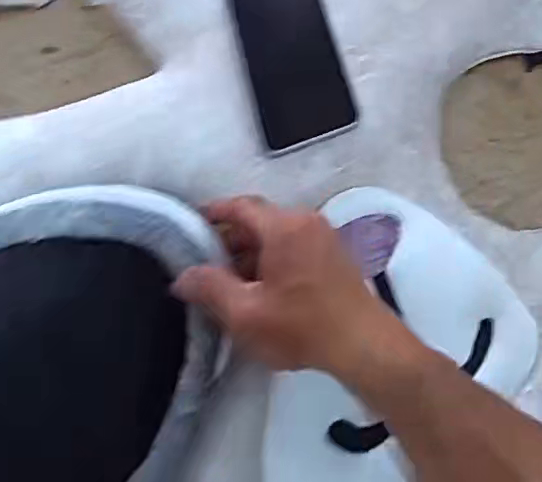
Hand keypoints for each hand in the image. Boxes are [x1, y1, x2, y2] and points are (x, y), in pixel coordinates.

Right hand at [173, 196, 420, 374]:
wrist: (357, 336)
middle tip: (195, 266)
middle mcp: (307, 221)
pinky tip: (251, 286)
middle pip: (259, 219)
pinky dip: (268, 257)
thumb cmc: (299, 324)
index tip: (186, 223)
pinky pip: (292, 243)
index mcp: (286, 227)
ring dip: (247, 252)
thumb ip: (211, 287)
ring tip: (217, 282)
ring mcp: (322, 234)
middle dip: (226, 240)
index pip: (243, 206)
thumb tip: (185, 274)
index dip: (213, 211)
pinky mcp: (330, 250)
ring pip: (275, 233)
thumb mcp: (244, 312)